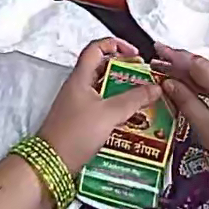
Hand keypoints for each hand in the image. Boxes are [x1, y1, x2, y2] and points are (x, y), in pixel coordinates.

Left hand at [36, 38, 161, 171]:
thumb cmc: (76, 133)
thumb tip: (155, 88)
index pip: (96, 48)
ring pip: (104, 88)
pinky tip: (131, 118)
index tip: (135, 54)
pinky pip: (102, 106)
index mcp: (80, 77)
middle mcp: (78, 87)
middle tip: (144, 78)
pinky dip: (117, 108)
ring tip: (144, 98)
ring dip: (123, 90)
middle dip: (125, 70)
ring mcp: (78, 104)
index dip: (116, 44)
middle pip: (102, 68)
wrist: (52, 164)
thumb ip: (133, 99)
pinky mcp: (81, 120)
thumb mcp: (108, 113)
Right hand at [152, 45, 208, 189]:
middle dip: (180, 61)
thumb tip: (169, 84)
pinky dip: (202, 79)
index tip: (157, 50)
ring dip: (190, 70)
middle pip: (206, 66)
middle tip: (157, 59)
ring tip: (167, 68)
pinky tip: (188, 81)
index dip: (176, 57)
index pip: (199, 66)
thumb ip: (189, 106)